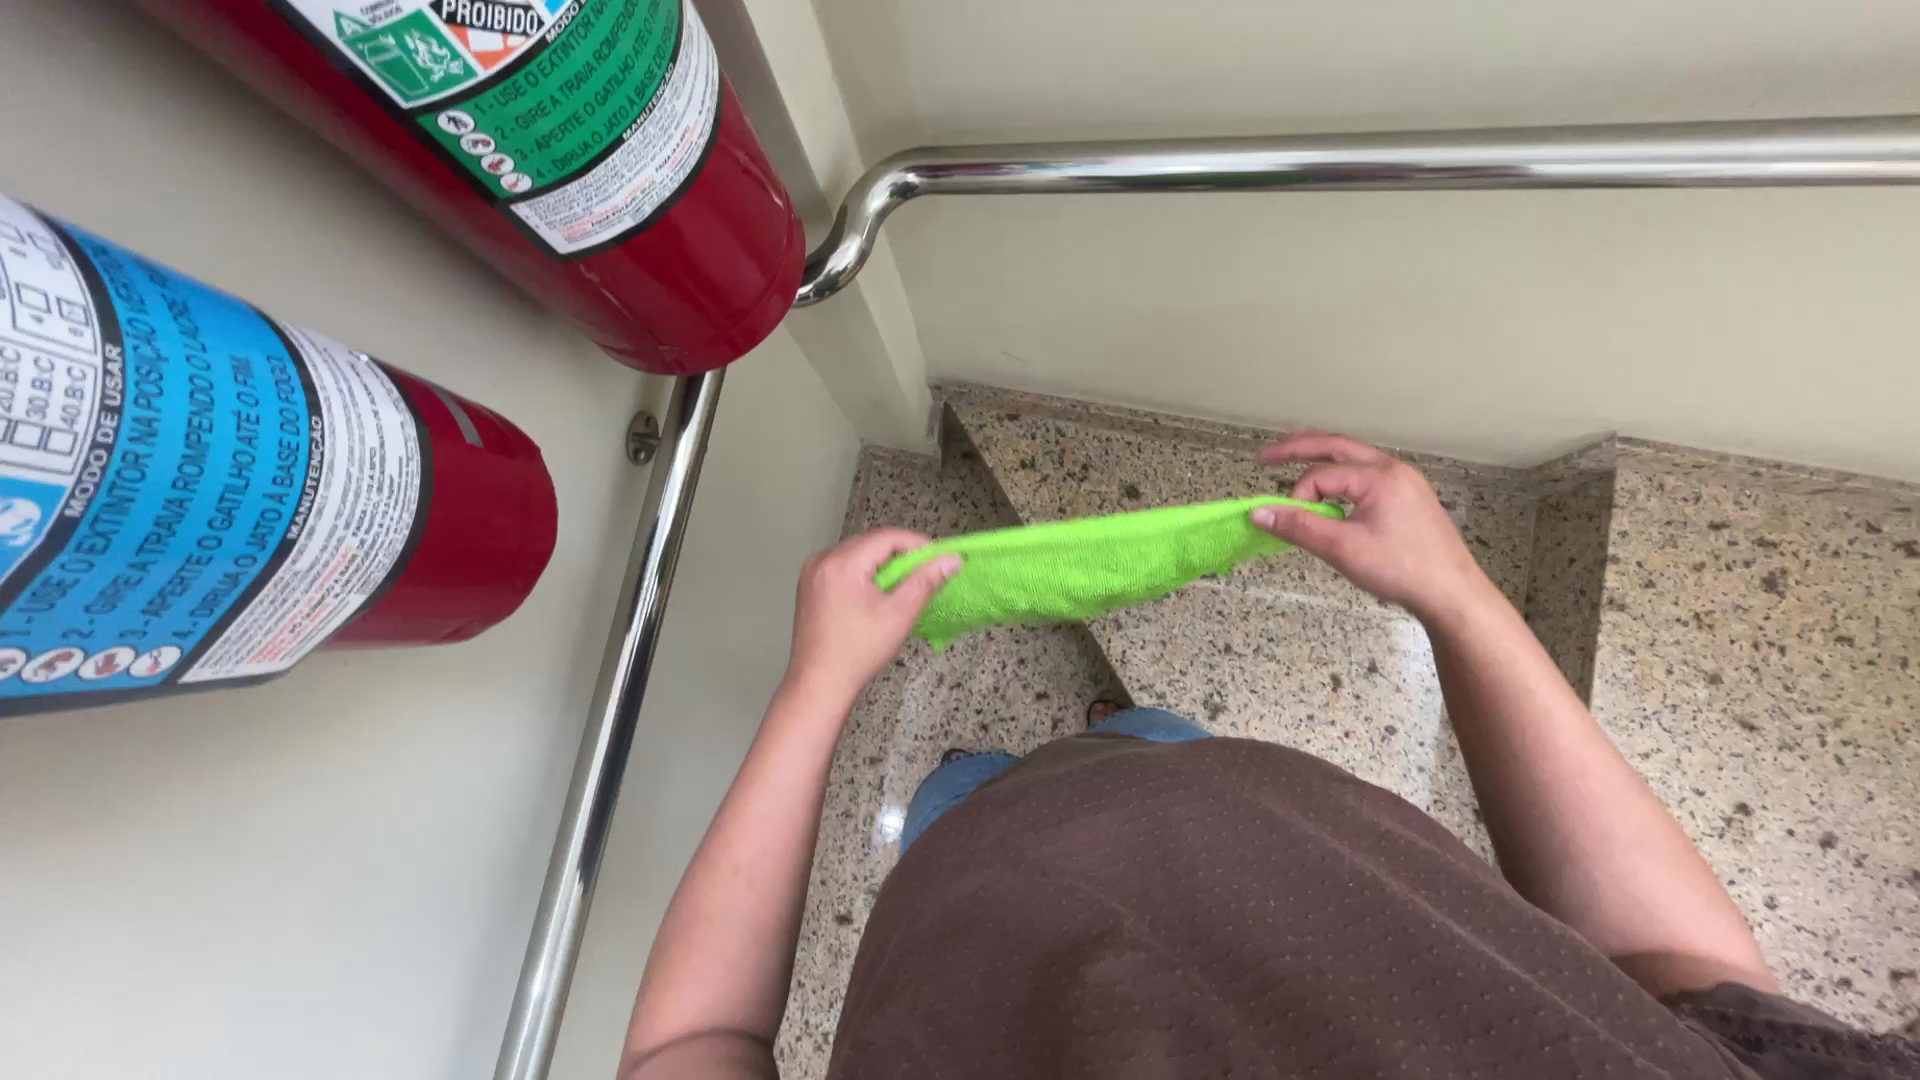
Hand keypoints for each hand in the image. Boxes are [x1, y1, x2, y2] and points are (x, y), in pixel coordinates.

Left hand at [783, 528, 960, 701]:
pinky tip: (879, 591)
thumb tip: (952, 559)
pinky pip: (843, 566)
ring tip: (905, 581)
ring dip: (882, 562)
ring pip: (856, 553)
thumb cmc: (858, 653)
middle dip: (900, 553)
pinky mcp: (810, 586)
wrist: (818, 684)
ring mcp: (812, 573)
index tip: (939, 557)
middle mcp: (821, 560)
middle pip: (870, 542)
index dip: (917, 544)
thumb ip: (926, 581)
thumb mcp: (899, 614)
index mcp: (841, 564)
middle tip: (926, 569)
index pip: (886, 537)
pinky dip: (864, 571)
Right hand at [1251, 431, 1492, 622]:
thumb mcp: (1341, 548)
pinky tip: (1330, 484)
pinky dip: (1340, 471)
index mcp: (1379, 476)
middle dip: (1298, 447)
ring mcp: (1404, 482)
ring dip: (1320, 454)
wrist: (1452, 594)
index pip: (1320, 476)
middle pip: (1337, 447)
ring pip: (1353, 457)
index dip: (1298, 499)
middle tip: (1266, 454)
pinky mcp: (1408, 497)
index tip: (1290, 525)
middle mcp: (1392, 470)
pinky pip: (1366, 473)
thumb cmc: (1400, 569)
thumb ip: (1298, 526)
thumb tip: (1258, 512)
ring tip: (1292, 452)